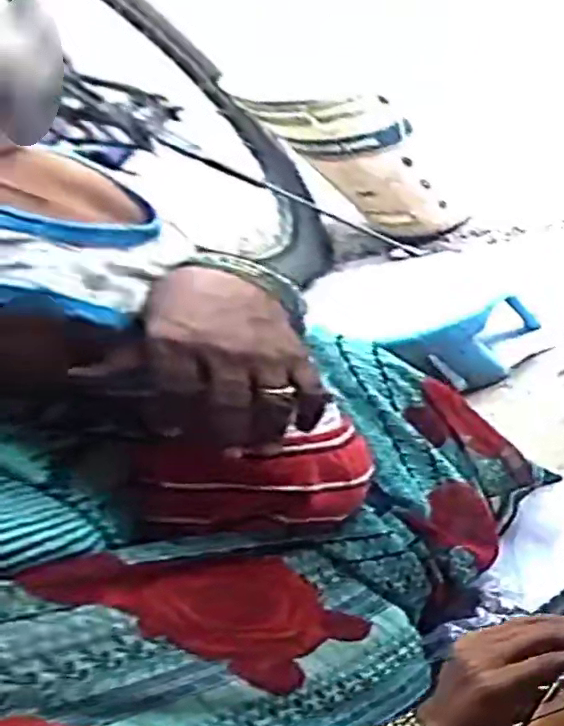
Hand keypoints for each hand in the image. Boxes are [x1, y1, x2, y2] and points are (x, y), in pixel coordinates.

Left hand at [72, 265, 327, 446]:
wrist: (238, 273)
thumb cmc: (188, 298)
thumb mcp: (149, 320)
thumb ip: (133, 353)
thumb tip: (92, 378)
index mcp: (178, 342)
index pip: (175, 390)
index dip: (174, 417)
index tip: (174, 434)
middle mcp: (225, 354)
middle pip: (229, 404)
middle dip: (227, 433)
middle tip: (227, 451)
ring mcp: (268, 358)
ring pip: (271, 404)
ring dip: (268, 431)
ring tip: (263, 448)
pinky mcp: (300, 358)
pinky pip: (310, 391)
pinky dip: (308, 412)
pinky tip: (301, 428)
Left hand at [415, 615, 563, 725]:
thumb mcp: (514, 713)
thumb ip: (542, 681)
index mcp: (492, 683)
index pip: (545, 659)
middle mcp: (482, 656)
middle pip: (540, 635)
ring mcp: (475, 643)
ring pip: (530, 623)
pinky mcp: (473, 638)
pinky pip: (516, 624)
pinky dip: (545, 622)